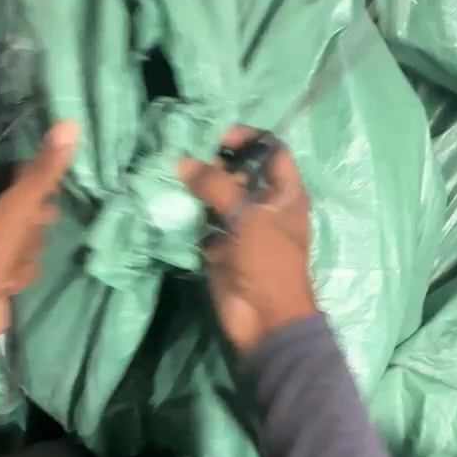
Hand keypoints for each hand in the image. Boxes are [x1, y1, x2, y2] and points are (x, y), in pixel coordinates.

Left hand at [0, 121, 76, 342]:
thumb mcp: (16, 208)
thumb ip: (43, 172)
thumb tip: (70, 125)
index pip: (17, 175)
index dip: (36, 183)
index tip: (48, 194)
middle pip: (28, 208)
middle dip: (34, 224)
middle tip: (31, 229)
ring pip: (30, 238)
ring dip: (28, 252)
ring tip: (11, 264)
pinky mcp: (0, 273)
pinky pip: (25, 263)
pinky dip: (21, 273)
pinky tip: (8, 282)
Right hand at [178, 127, 317, 354]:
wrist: (264, 318)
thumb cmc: (268, 261)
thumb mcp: (248, 215)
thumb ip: (217, 185)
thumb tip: (184, 164)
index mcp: (285, 193)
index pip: (270, 152)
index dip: (249, 140)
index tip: (219, 138)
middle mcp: (264, 206)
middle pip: (238, 174)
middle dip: (214, 164)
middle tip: (187, 158)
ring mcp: (241, 227)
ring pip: (217, 198)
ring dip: (197, 189)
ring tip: (173, 176)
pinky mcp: (221, 248)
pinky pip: (203, 224)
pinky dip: (189, 215)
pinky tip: (171, 203)